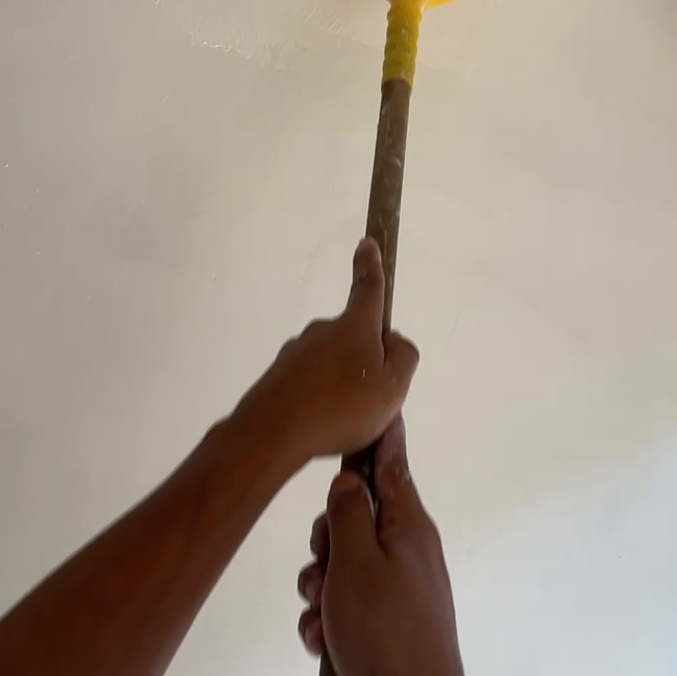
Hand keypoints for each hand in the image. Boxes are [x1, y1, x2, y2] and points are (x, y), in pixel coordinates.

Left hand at [230, 238, 418, 465]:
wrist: (273, 432)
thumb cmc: (342, 407)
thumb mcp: (394, 386)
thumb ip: (403, 357)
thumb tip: (392, 339)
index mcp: (354, 326)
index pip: (368, 289)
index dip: (371, 266)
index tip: (367, 243)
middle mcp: (322, 331)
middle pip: (353, 339)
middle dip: (365, 362)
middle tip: (373, 402)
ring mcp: (296, 353)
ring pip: (332, 366)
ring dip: (343, 387)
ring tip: (346, 424)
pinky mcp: (278, 377)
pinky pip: (311, 386)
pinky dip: (321, 403)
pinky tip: (322, 428)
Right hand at [296, 418, 471, 675]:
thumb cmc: (384, 633)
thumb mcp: (354, 563)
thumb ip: (347, 514)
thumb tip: (349, 480)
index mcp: (409, 527)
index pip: (392, 467)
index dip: (382, 439)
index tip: (384, 410)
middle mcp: (409, 551)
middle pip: (356, 521)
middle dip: (326, 543)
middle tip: (320, 569)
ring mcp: (401, 590)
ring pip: (346, 567)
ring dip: (322, 589)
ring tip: (320, 619)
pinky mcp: (391, 624)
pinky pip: (351, 605)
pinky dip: (332, 620)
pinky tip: (325, 643)